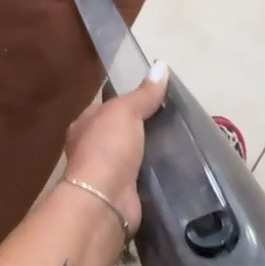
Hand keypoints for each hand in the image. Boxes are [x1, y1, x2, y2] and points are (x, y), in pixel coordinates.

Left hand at [63, 62, 168, 232]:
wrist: (104, 199)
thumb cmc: (107, 148)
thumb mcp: (125, 112)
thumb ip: (143, 93)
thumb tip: (162, 65)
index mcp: (84, 125)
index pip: (107, 107)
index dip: (129, 101)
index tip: (157, 98)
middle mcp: (91, 149)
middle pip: (120, 132)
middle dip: (142, 128)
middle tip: (174, 121)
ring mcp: (106, 173)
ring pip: (132, 156)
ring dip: (150, 152)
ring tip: (180, 143)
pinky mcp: (123, 193)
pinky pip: (141, 177)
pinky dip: (154, 173)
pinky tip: (173, 168)